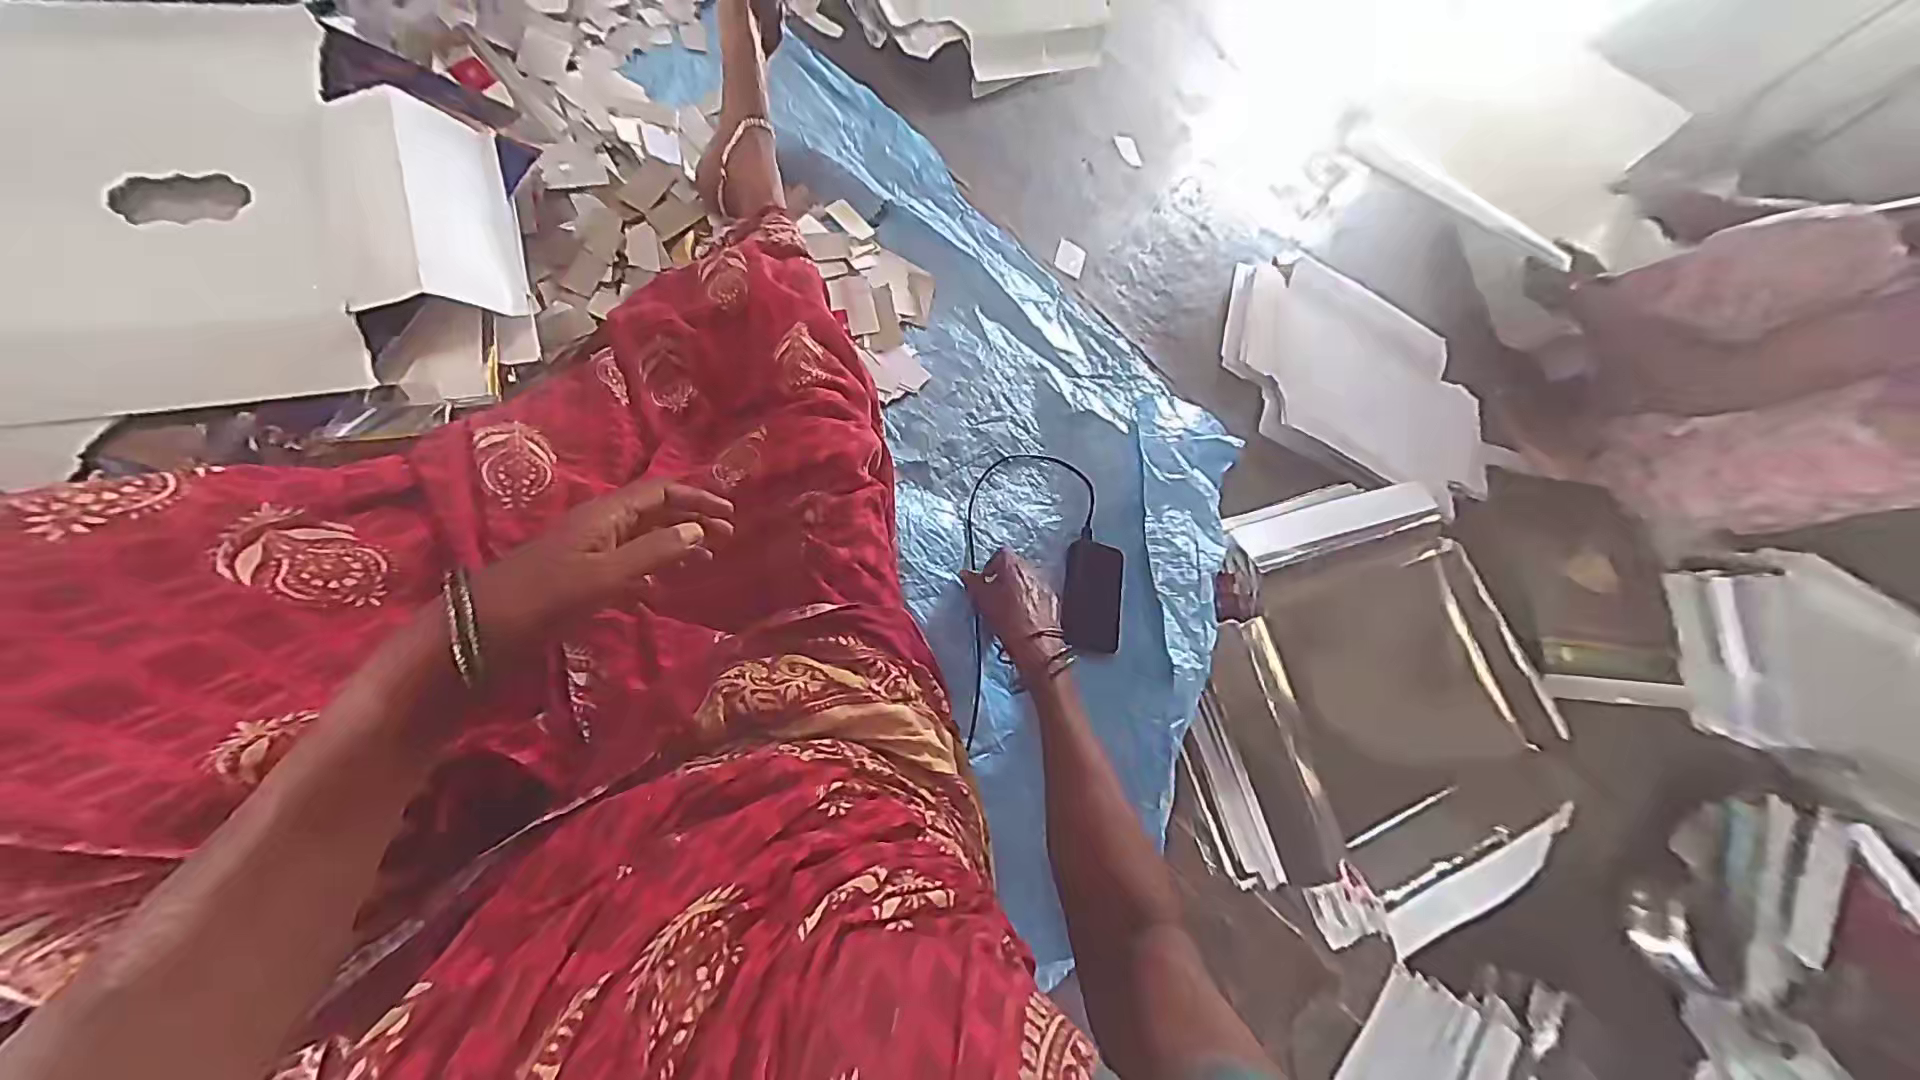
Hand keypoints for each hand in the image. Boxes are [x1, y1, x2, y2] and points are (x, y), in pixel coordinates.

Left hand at [467, 479, 733, 658]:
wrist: (483, 630)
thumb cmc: (545, 597)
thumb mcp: (606, 575)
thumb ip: (655, 551)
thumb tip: (699, 529)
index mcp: (605, 515)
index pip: (660, 492)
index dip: (697, 498)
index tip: (730, 514)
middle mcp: (602, 526)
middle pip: (656, 513)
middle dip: (693, 520)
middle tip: (727, 537)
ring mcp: (592, 552)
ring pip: (646, 539)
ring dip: (679, 545)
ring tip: (707, 559)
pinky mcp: (585, 578)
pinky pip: (631, 566)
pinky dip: (655, 572)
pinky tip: (666, 590)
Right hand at [962, 548, 1064, 674]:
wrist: (1035, 643)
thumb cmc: (1008, 620)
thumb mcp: (982, 600)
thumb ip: (973, 583)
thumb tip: (967, 574)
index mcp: (1012, 566)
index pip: (1000, 554)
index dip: (990, 567)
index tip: (985, 580)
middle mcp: (1031, 571)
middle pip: (1015, 566)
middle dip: (1005, 577)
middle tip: (995, 593)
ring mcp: (1043, 585)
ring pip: (1027, 580)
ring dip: (1018, 588)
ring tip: (1009, 606)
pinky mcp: (1052, 600)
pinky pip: (1038, 594)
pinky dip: (1030, 600)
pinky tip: (1023, 614)